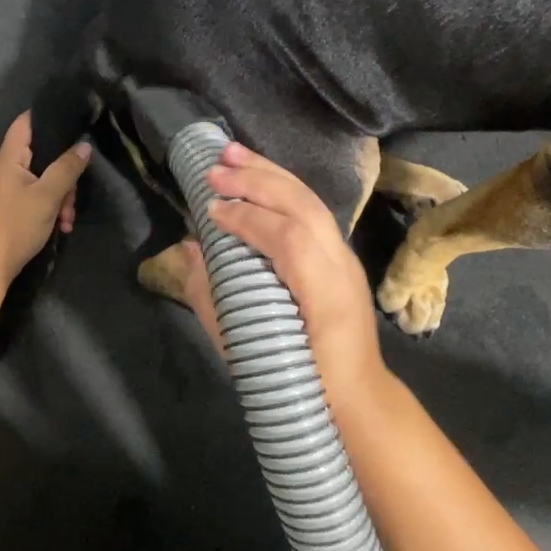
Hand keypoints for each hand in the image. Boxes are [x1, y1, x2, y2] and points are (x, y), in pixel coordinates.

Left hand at [0, 112, 91, 285]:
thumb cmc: (16, 225)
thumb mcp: (48, 196)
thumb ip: (67, 168)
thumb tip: (84, 146)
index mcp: (8, 158)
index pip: (25, 122)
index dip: (47, 116)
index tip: (73, 120)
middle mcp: (5, 169)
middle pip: (41, 154)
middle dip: (63, 173)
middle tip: (73, 193)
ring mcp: (7, 188)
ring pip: (42, 179)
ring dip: (60, 196)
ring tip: (67, 219)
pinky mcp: (11, 206)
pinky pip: (36, 196)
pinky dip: (50, 207)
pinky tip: (61, 226)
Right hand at [178, 142, 386, 394]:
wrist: (356, 397)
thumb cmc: (299, 385)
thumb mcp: (248, 352)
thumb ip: (214, 300)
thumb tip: (194, 249)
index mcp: (325, 295)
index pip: (289, 239)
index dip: (248, 218)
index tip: (209, 209)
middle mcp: (341, 267)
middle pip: (303, 206)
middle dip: (257, 181)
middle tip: (214, 168)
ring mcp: (345, 259)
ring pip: (311, 201)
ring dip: (270, 174)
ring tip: (232, 153)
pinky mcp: (340, 256)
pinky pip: (312, 211)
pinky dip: (283, 188)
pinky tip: (259, 178)